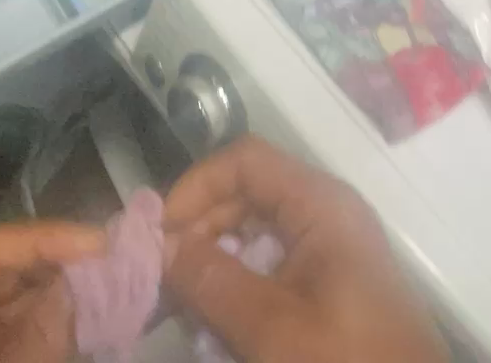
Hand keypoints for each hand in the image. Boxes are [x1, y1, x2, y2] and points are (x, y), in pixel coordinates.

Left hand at [0, 222, 104, 362]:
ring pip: (16, 290)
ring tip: (114, 276)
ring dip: (64, 285)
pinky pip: (17, 321)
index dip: (49, 239)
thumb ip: (46, 331)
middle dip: (62, 260)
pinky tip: (92, 307)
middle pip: (5, 265)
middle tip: (117, 256)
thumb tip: (96, 274)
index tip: (102, 243)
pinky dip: (53, 315)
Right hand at [162, 137, 447, 362]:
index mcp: (320, 203)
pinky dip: (238, 289)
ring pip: (254, 234)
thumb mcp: (274, 329)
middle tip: (160, 281)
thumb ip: (212, 281)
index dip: (196, 187)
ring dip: (213, 266)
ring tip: (181, 310)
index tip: (159, 236)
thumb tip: (160, 244)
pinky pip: (271, 268)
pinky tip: (216, 327)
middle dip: (198, 232)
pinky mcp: (330, 286)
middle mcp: (325, 213)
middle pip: (246, 195)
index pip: (244, 161)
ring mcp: (330, 250)